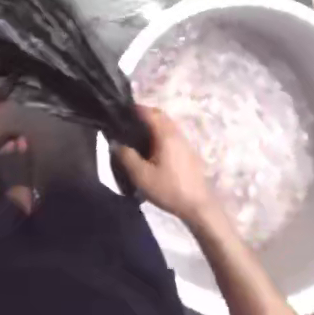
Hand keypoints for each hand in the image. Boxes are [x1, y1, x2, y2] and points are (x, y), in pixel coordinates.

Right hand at [117, 106, 216, 226]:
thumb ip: (126, 156)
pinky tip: (152, 148)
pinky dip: (160, 133)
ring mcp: (185, 142)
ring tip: (137, 135)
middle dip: (144, 114)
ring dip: (153, 124)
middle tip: (127, 122)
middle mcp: (177, 133)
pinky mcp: (188, 152)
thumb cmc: (168, 188)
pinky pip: (172, 134)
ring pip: (167, 125)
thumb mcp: (141, 175)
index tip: (120, 111)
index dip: (134, 108)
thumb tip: (115, 143)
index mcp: (165, 135)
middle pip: (160, 115)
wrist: (198, 206)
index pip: (149, 112)